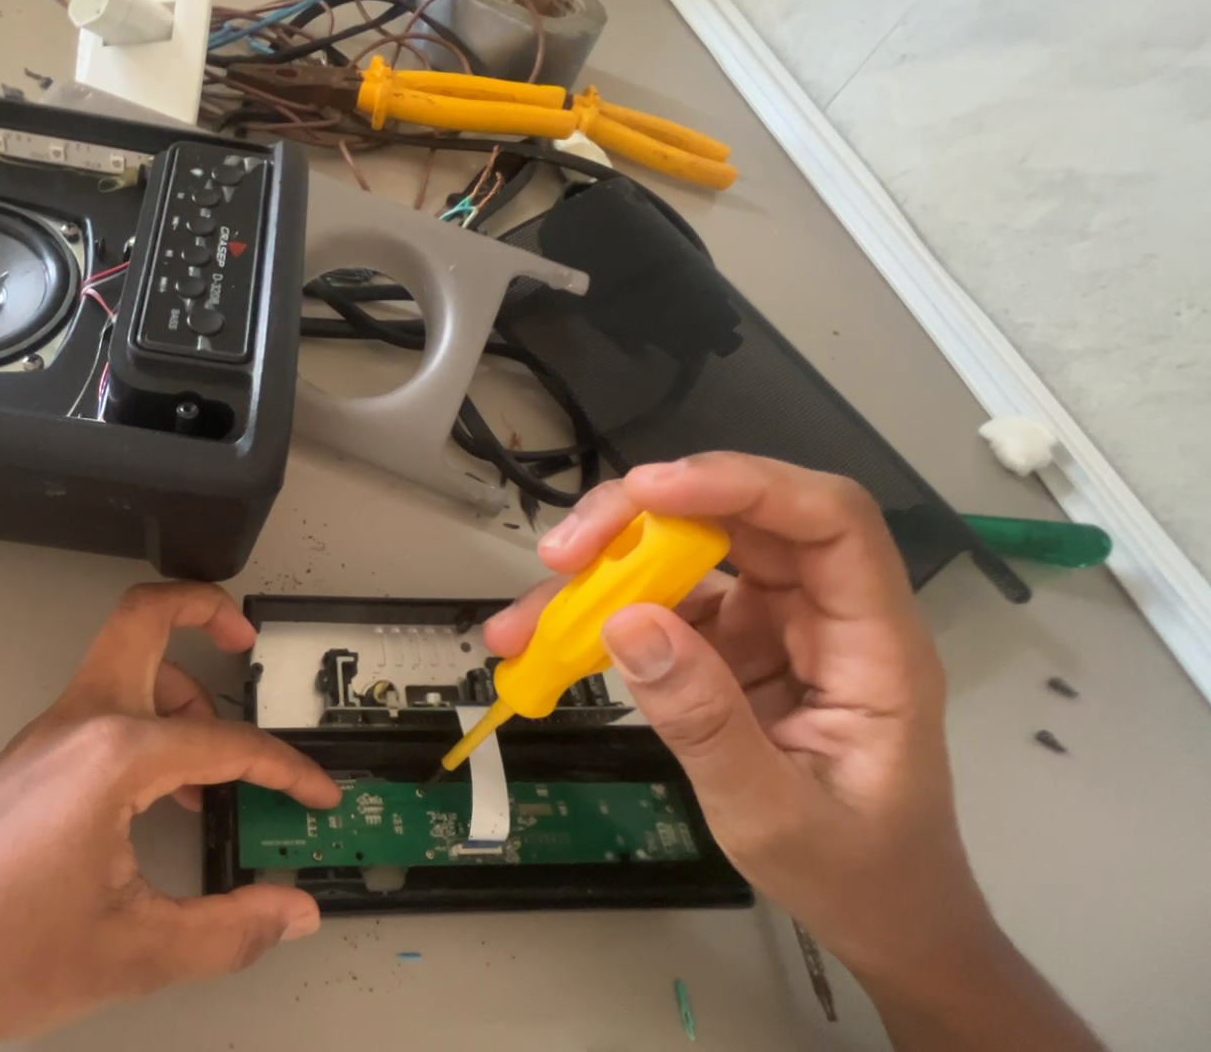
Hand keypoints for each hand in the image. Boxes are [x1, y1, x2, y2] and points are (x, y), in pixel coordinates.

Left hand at [0, 583, 339, 1051]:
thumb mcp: (133, 951)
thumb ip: (230, 930)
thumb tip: (296, 913)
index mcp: (113, 755)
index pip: (226, 743)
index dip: (286, 769)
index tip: (317, 797)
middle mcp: (79, 721)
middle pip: (144, 617)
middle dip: (204, 609)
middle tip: (247, 640)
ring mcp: (46, 735)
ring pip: (125, 665)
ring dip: (180, 688)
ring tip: (214, 765)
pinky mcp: (27, 760)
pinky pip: (102, 710)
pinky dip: (148, 726)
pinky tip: (161, 797)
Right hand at [483, 453, 989, 978]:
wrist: (876, 913)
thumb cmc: (853, 872)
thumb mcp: (773, 814)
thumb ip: (705, 721)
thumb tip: (627, 624)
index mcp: (869, 642)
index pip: (825, 522)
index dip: (739, 484)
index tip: (645, 491)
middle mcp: (818, 611)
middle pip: (733, 519)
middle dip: (637, 521)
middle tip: (558, 554)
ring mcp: (768, 623)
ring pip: (679, 557)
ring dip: (596, 574)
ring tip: (521, 623)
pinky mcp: (725, 643)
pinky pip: (653, 605)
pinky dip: (593, 618)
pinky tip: (541, 645)